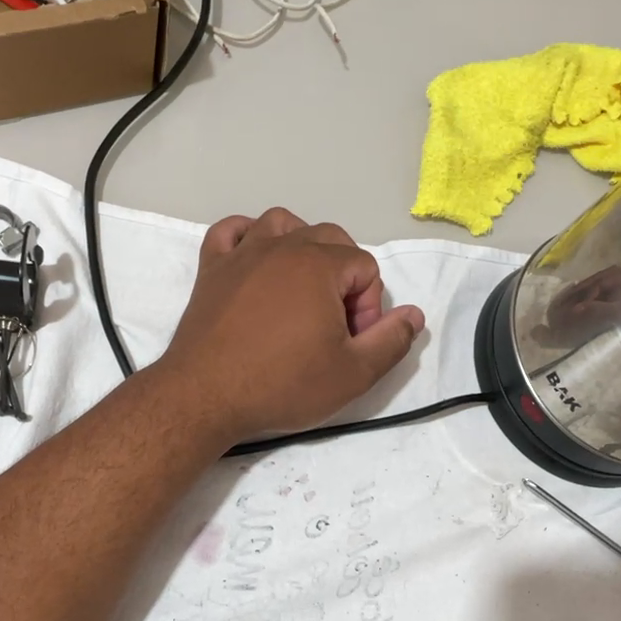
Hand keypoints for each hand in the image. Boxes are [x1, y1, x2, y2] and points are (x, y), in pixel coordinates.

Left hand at [153, 207, 425, 444]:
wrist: (206, 396)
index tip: (350, 342)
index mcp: (320, 265)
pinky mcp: (211, 268)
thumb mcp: (352, 374)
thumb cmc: (282, 385)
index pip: (366, 267)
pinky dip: (247, 238)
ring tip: (301, 292)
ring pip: (283, 224)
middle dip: (342, 277)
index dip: (368, 307)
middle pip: (329, 239)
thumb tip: (414, 314)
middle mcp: (283, 246)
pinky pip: (231, 231)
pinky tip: (255, 264)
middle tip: (331, 325)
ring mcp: (243, 253)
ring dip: (301, 249)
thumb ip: (390, 341)